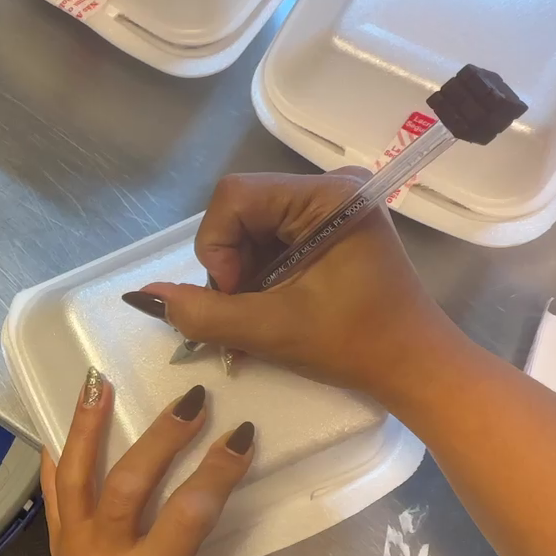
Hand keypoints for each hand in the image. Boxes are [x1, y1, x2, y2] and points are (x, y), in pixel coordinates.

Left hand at [32, 371, 254, 555]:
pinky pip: (52, 490)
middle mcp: (107, 552)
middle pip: (131, 481)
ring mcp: (74, 541)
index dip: (219, 470)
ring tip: (99, 381)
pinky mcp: (56, 538)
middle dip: (163, 435)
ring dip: (88, 424)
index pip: (190, 511)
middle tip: (191, 399)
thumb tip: (224, 516)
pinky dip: (54, 454)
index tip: (240, 436)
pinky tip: (58, 423)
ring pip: (78, 473)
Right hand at [140, 171, 465, 395]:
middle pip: (238, 211)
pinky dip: (254, 275)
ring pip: (246, 228)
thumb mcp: (269, 330)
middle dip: (229, 264)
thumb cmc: (352, 345)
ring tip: (257, 313)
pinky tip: (268, 304)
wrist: (412, 367)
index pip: (234, 196)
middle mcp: (329, 188)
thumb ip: (201, 312)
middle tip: (245, 310)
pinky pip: (265, 239)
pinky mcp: (325, 227)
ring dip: (238, 274)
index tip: (238, 293)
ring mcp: (329, 206)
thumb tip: (143, 295)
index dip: (218, 247)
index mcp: (329, 196)